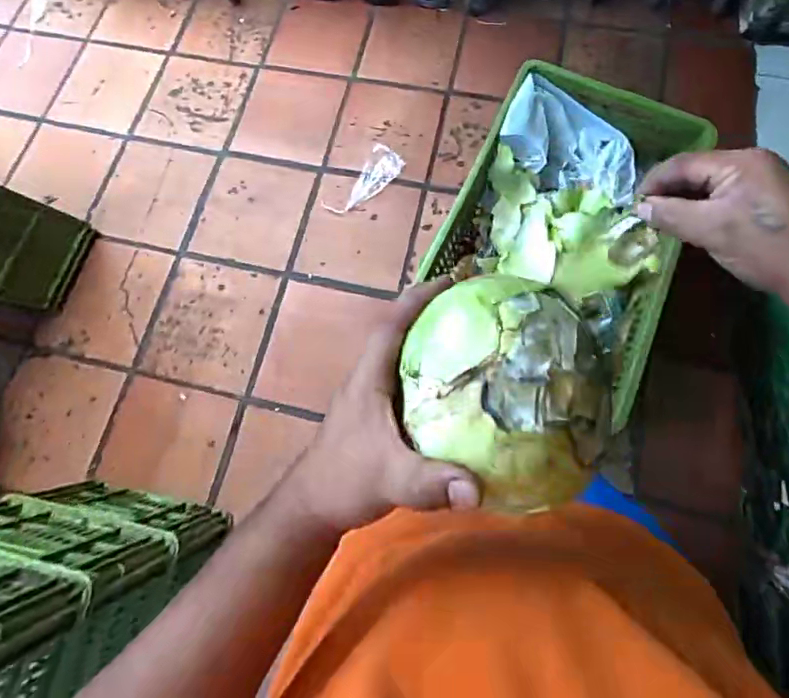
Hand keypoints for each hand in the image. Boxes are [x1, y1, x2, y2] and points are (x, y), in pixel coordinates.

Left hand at [280, 277, 480, 535]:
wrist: (310, 508)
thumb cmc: (344, 480)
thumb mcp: (391, 480)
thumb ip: (431, 482)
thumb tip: (477, 489)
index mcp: (368, 378)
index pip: (392, 325)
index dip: (418, 299)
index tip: (450, 280)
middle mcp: (368, 378)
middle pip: (400, 331)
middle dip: (431, 312)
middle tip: (470, 302)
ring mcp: (370, 395)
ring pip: (403, 354)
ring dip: (430, 338)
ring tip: (470, 332)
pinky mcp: (375, 413)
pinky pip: (405, 377)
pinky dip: (428, 368)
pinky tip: (453, 381)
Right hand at [637, 148, 788, 302]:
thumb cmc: (763, 249)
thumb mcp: (710, 230)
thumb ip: (670, 214)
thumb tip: (640, 207)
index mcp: (742, 161)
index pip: (684, 163)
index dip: (655, 181)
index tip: (634, 203)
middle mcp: (756, 161)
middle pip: (699, 170)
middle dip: (671, 191)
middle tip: (648, 212)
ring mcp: (769, 179)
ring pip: (714, 183)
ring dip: (689, 200)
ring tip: (667, 219)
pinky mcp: (774, 198)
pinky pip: (730, 194)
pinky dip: (709, 206)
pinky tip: (697, 222)